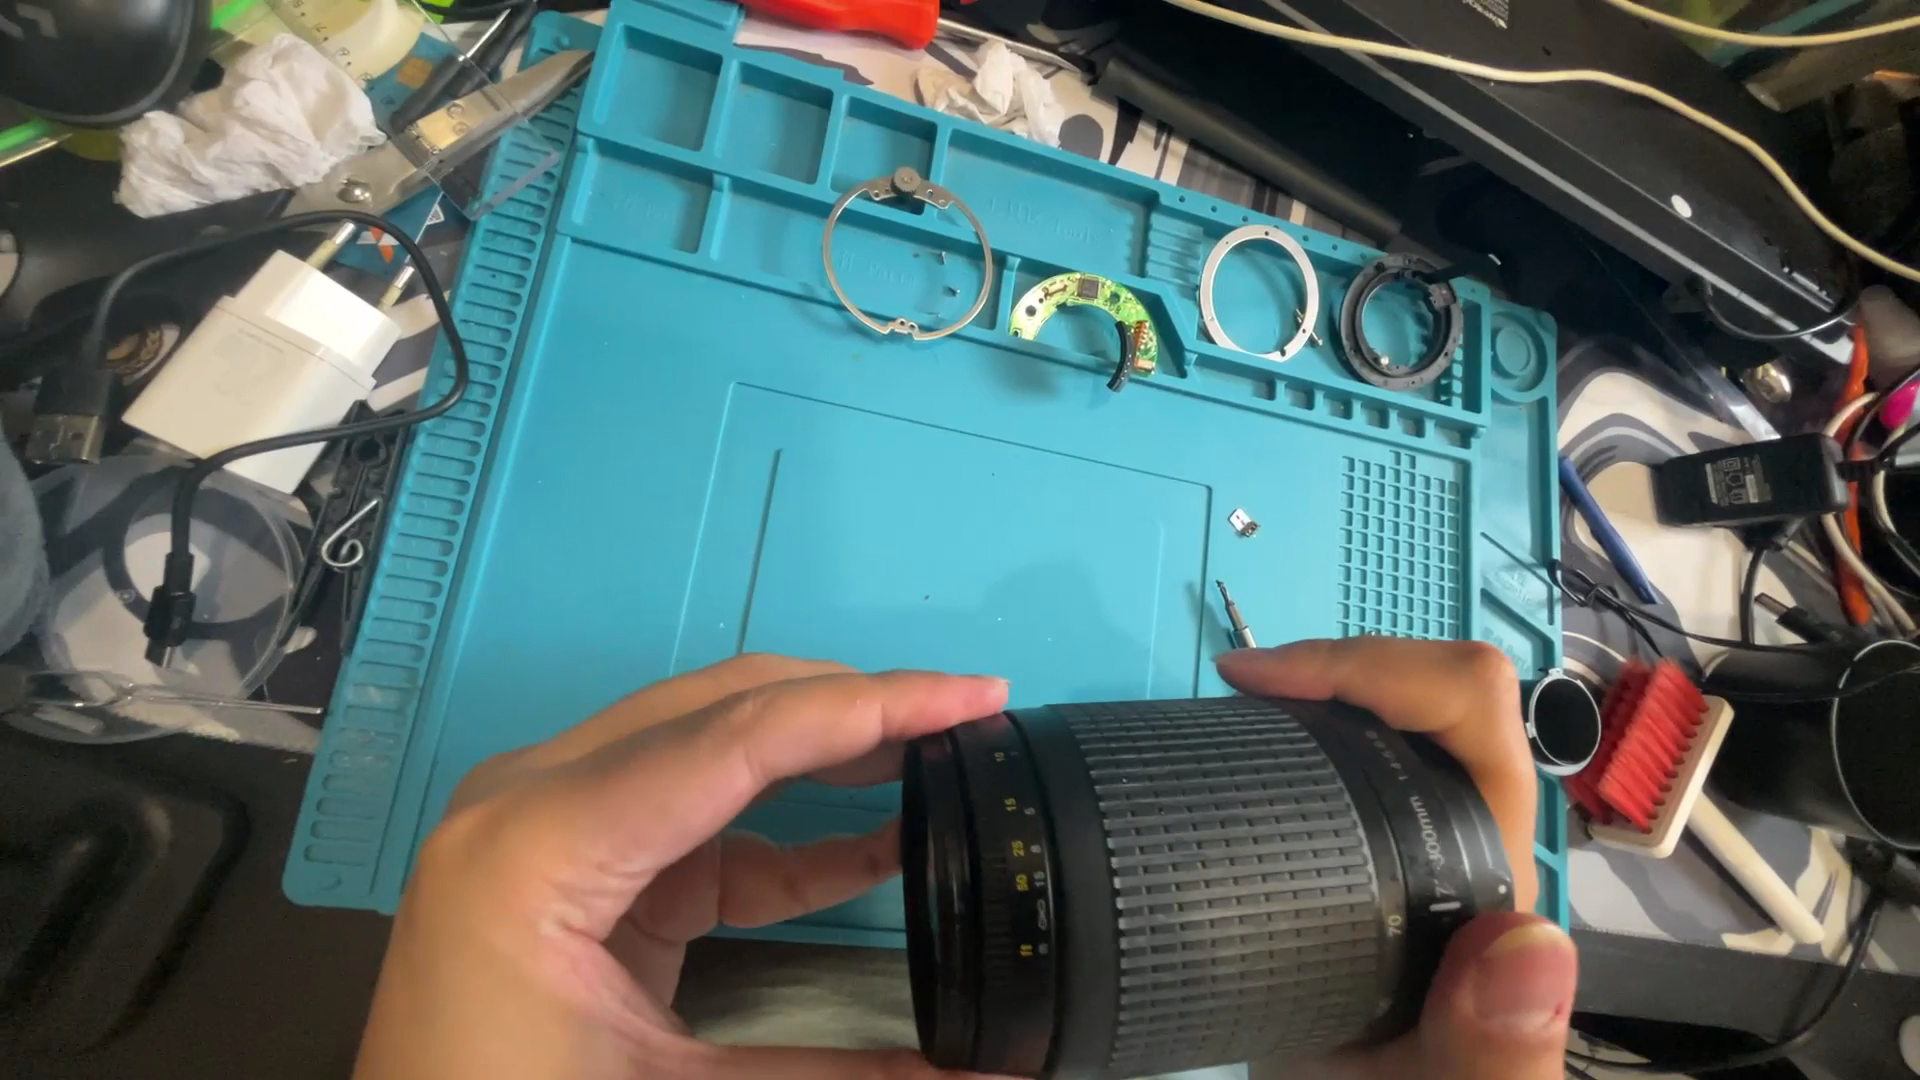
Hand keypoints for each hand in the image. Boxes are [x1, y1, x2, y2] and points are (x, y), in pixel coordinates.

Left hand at [353, 654, 1011, 1079]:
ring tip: (932, 750)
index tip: (976, 692)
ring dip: (830, 742)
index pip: (744, 734)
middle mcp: (542, 793)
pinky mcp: (589, 851)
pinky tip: (873, 841)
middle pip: (733, 704)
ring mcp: (559, 813)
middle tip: (964, 712)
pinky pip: (709, 808)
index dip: (875, 704)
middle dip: (860, 703)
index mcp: (544, 841)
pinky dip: (794, 820)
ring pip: (722, 733)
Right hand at [1219, 638, 1576, 1079]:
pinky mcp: (1354, 815)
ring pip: (1382, 697)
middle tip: (1240, 681)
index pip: (1470, 710)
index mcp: (1485, 863)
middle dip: (1334, 659)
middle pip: (1425, 681)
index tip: (1260, 683)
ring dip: (1314, 673)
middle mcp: (1455, 822)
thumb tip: (1528, 940)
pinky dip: (1291, 701)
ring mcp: (1403, 814)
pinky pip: (1336, 727)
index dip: (1371, 669)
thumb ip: (1494, 1058)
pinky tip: (1244, 718)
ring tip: (1239, 690)